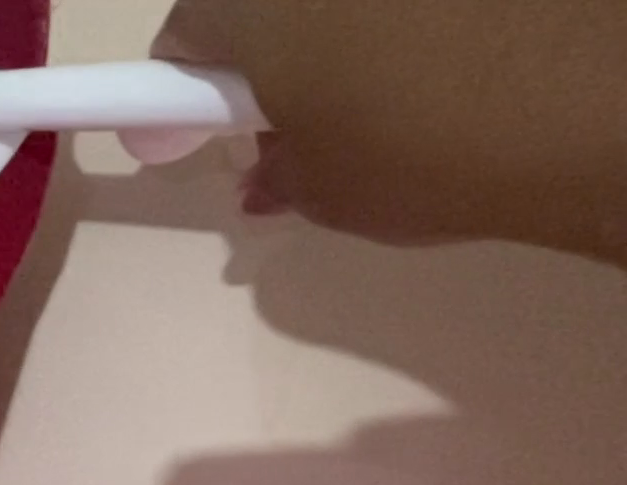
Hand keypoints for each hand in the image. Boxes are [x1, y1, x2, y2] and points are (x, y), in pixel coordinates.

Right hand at [128, 0, 626, 259]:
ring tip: (391, 83)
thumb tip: (267, 164)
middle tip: (292, 112)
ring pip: (341, 1)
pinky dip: (423, 20)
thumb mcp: (318, 189)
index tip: (197, 120)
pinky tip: (463, 47)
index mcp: (265, 4)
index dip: (179, 83)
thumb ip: (272, 165)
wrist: (617, 112)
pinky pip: (422, 3)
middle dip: (266, 52)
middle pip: (265, 2)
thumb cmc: (428, 154)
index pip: (182, 32)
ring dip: (344, 30)